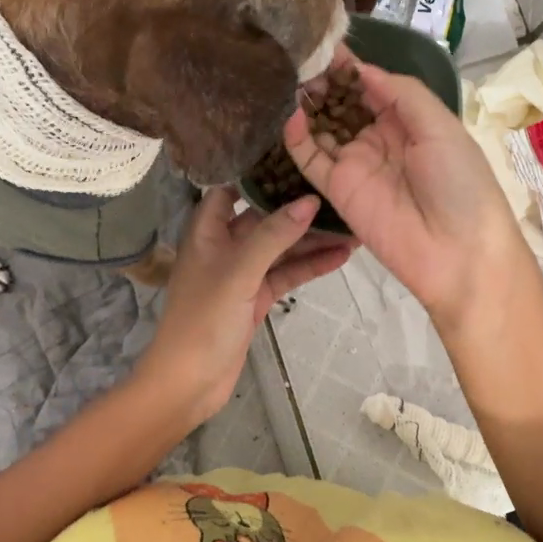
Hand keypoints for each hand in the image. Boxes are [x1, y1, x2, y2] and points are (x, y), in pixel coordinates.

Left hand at [135, 187, 354, 424]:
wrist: (188, 382)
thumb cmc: (203, 321)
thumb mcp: (238, 273)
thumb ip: (273, 236)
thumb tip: (308, 200)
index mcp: (207, 233)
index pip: (229, 191)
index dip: (257, 175)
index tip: (296, 159)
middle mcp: (223, 249)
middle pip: (263, 219)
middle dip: (297, 209)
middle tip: (341, 192)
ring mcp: (240, 276)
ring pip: (279, 249)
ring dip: (311, 240)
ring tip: (354, 225)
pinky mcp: (254, 300)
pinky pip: (285, 276)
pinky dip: (309, 267)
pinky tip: (341, 256)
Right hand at [284, 62, 529, 328]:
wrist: (457, 252)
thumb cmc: (460, 183)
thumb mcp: (441, 126)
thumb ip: (401, 94)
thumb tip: (362, 69)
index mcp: (409, 121)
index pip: (372, 86)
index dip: (350, 66)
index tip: (325, 43)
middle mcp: (378, 139)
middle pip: (342, 105)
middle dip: (323, 83)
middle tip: (300, 59)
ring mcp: (356, 165)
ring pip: (322, 129)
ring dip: (306, 105)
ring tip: (288, 78)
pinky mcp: (337, 191)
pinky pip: (311, 160)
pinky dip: (297, 139)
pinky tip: (289, 115)